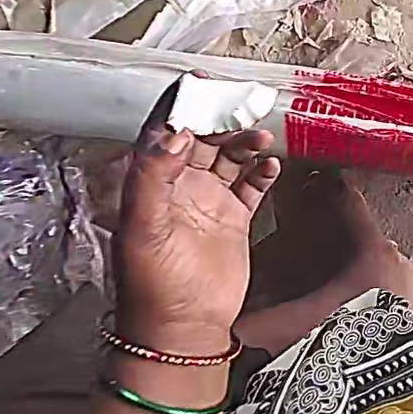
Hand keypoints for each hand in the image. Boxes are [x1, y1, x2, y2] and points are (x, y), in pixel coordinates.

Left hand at [115, 79, 282, 355]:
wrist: (184, 329)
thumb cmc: (153, 285)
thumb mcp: (142, 228)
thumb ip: (152, 178)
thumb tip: (175, 135)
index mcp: (153, 184)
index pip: (164, 134)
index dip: (179, 107)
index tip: (198, 84)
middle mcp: (181, 187)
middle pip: (202, 138)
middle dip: (220, 119)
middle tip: (241, 105)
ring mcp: (210, 201)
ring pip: (230, 158)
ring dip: (245, 144)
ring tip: (261, 138)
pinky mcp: (234, 219)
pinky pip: (251, 186)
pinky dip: (261, 173)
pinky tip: (270, 168)